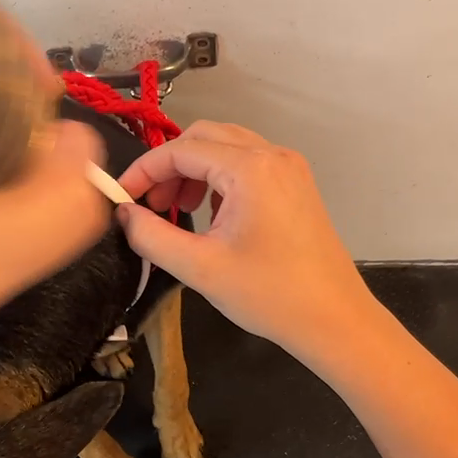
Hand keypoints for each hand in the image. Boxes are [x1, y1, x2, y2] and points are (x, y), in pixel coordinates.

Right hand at [114, 122, 384, 373]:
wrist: (336, 321)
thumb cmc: (269, 294)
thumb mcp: (199, 267)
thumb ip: (151, 235)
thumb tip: (123, 214)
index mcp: (250, 169)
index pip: (181, 150)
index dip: (144, 170)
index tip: (121, 198)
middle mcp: (272, 156)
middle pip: (203, 137)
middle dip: (169, 165)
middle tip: (151, 204)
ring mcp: (289, 168)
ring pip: (225, 147)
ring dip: (193, 170)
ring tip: (177, 210)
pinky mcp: (296, 185)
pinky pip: (246, 163)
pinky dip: (217, 178)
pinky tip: (211, 215)